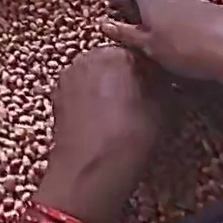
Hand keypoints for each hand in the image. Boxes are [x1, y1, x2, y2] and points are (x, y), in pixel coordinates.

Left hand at [36, 46, 162, 222]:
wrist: (90, 167)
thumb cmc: (130, 136)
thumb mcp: (161, 110)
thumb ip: (163, 88)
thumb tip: (164, 84)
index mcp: (116, 55)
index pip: (140, 55)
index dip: (153, 72)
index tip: (162, 86)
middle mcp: (88, 57)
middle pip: (113, 61)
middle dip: (126, 75)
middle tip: (141, 98)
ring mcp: (69, 74)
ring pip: (94, 72)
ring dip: (106, 84)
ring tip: (120, 109)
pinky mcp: (57, 91)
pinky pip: (80, 87)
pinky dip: (89, 95)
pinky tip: (100, 115)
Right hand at [98, 0, 222, 115]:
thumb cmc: (188, 49)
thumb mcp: (151, 47)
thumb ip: (129, 35)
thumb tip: (105, 24)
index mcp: (157, 4)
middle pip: (165, 0)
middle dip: (159, 10)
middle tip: (152, 26)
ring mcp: (206, 7)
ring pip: (188, 12)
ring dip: (182, 23)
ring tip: (179, 45)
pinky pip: (209, 23)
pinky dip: (204, 33)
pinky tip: (205, 51)